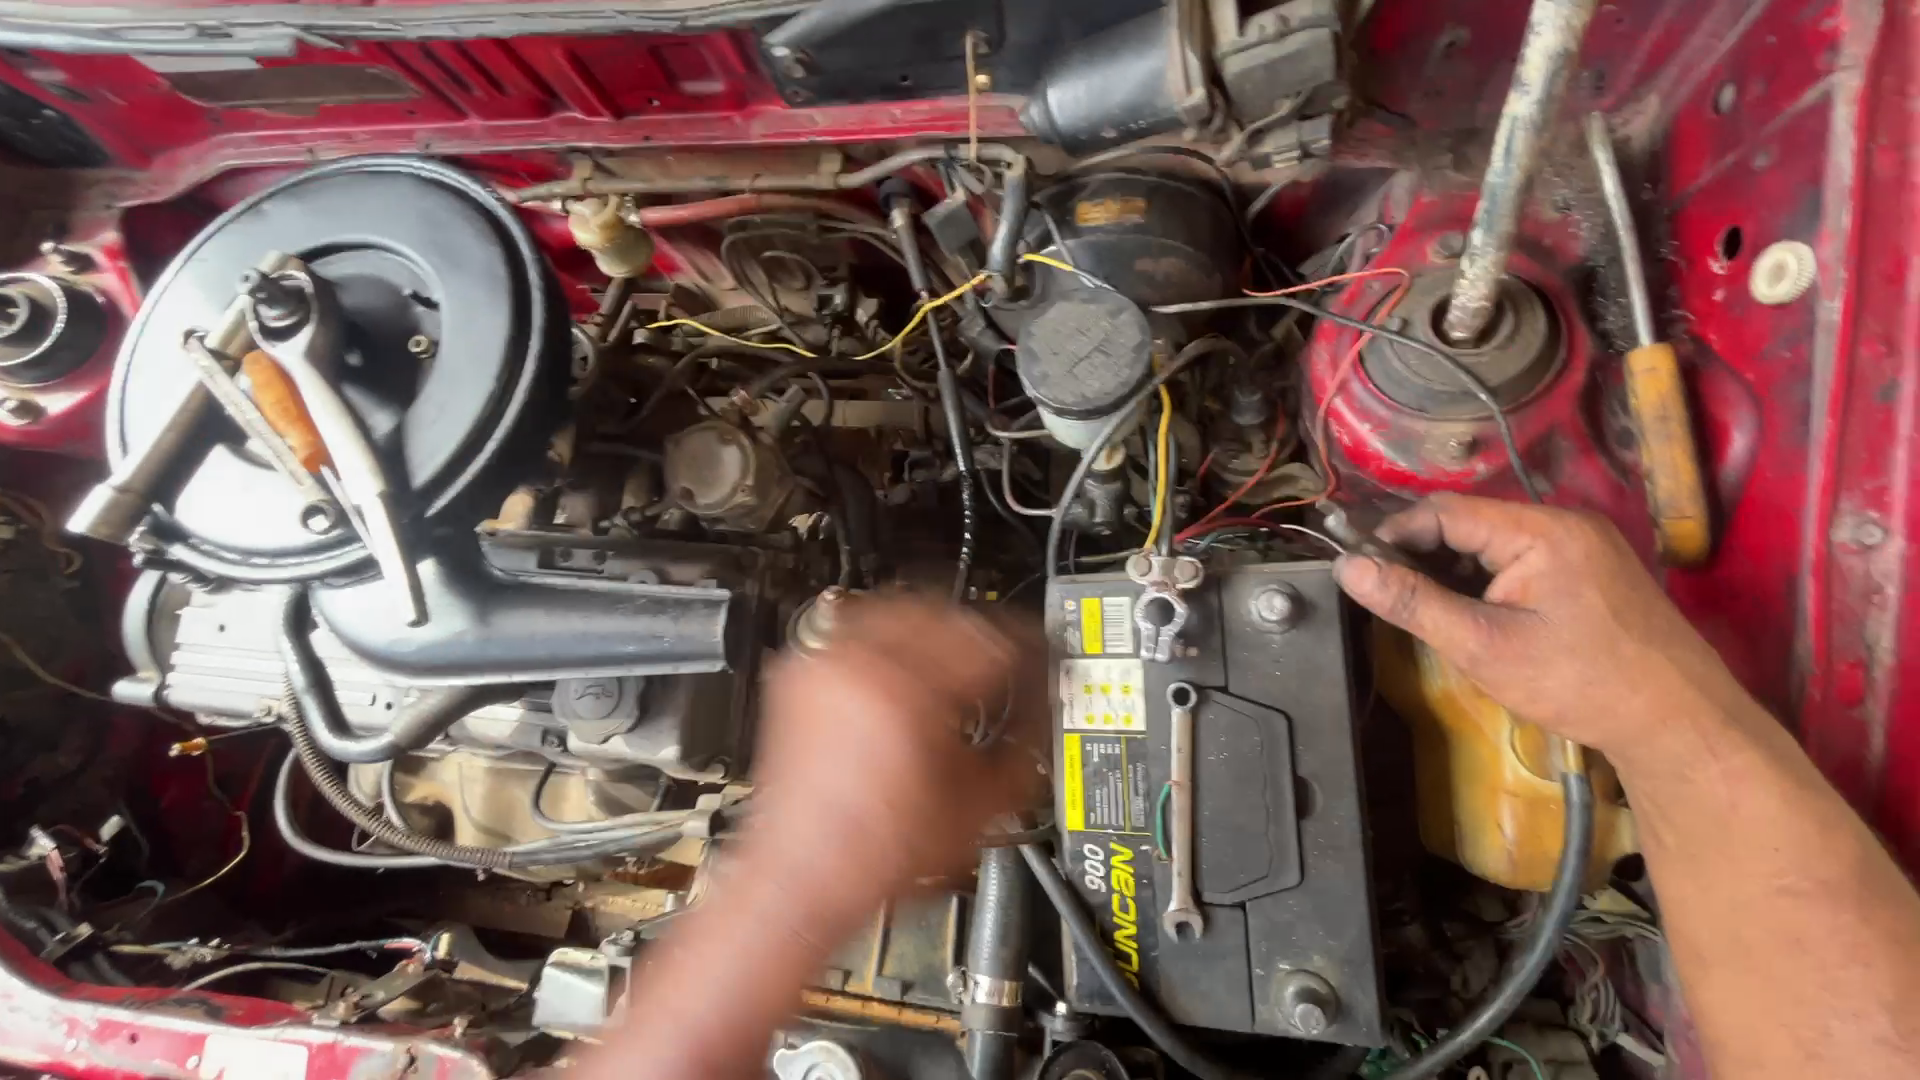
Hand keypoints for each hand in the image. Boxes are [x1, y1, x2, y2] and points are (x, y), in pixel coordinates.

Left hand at [743, 595, 1043, 904]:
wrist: (800, 877)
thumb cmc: (872, 857)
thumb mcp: (974, 809)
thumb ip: (1019, 751)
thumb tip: (1038, 715)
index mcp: (912, 694)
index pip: (990, 642)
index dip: (1027, 650)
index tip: (1038, 657)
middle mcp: (862, 666)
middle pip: (945, 613)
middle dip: (983, 631)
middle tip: (1004, 651)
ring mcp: (825, 664)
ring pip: (897, 607)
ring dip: (936, 623)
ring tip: (956, 648)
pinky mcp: (801, 675)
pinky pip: (853, 627)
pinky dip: (887, 634)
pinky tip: (903, 655)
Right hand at [1331, 493, 1748, 762]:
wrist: (1679, 725)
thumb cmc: (1577, 683)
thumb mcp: (1480, 645)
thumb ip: (1411, 601)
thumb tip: (1346, 567)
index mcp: (1541, 530)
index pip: (1443, 511)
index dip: (1393, 536)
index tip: (1360, 570)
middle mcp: (1562, 523)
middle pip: (1464, 522)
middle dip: (1417, 553)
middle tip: (1383, 592)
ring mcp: (1578, 545)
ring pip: (1486, 541)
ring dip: (1445, 567)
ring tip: (1416, 604)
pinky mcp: (1584, 568)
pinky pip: (1512, 557)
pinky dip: (1477, 578)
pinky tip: (1462, 609)